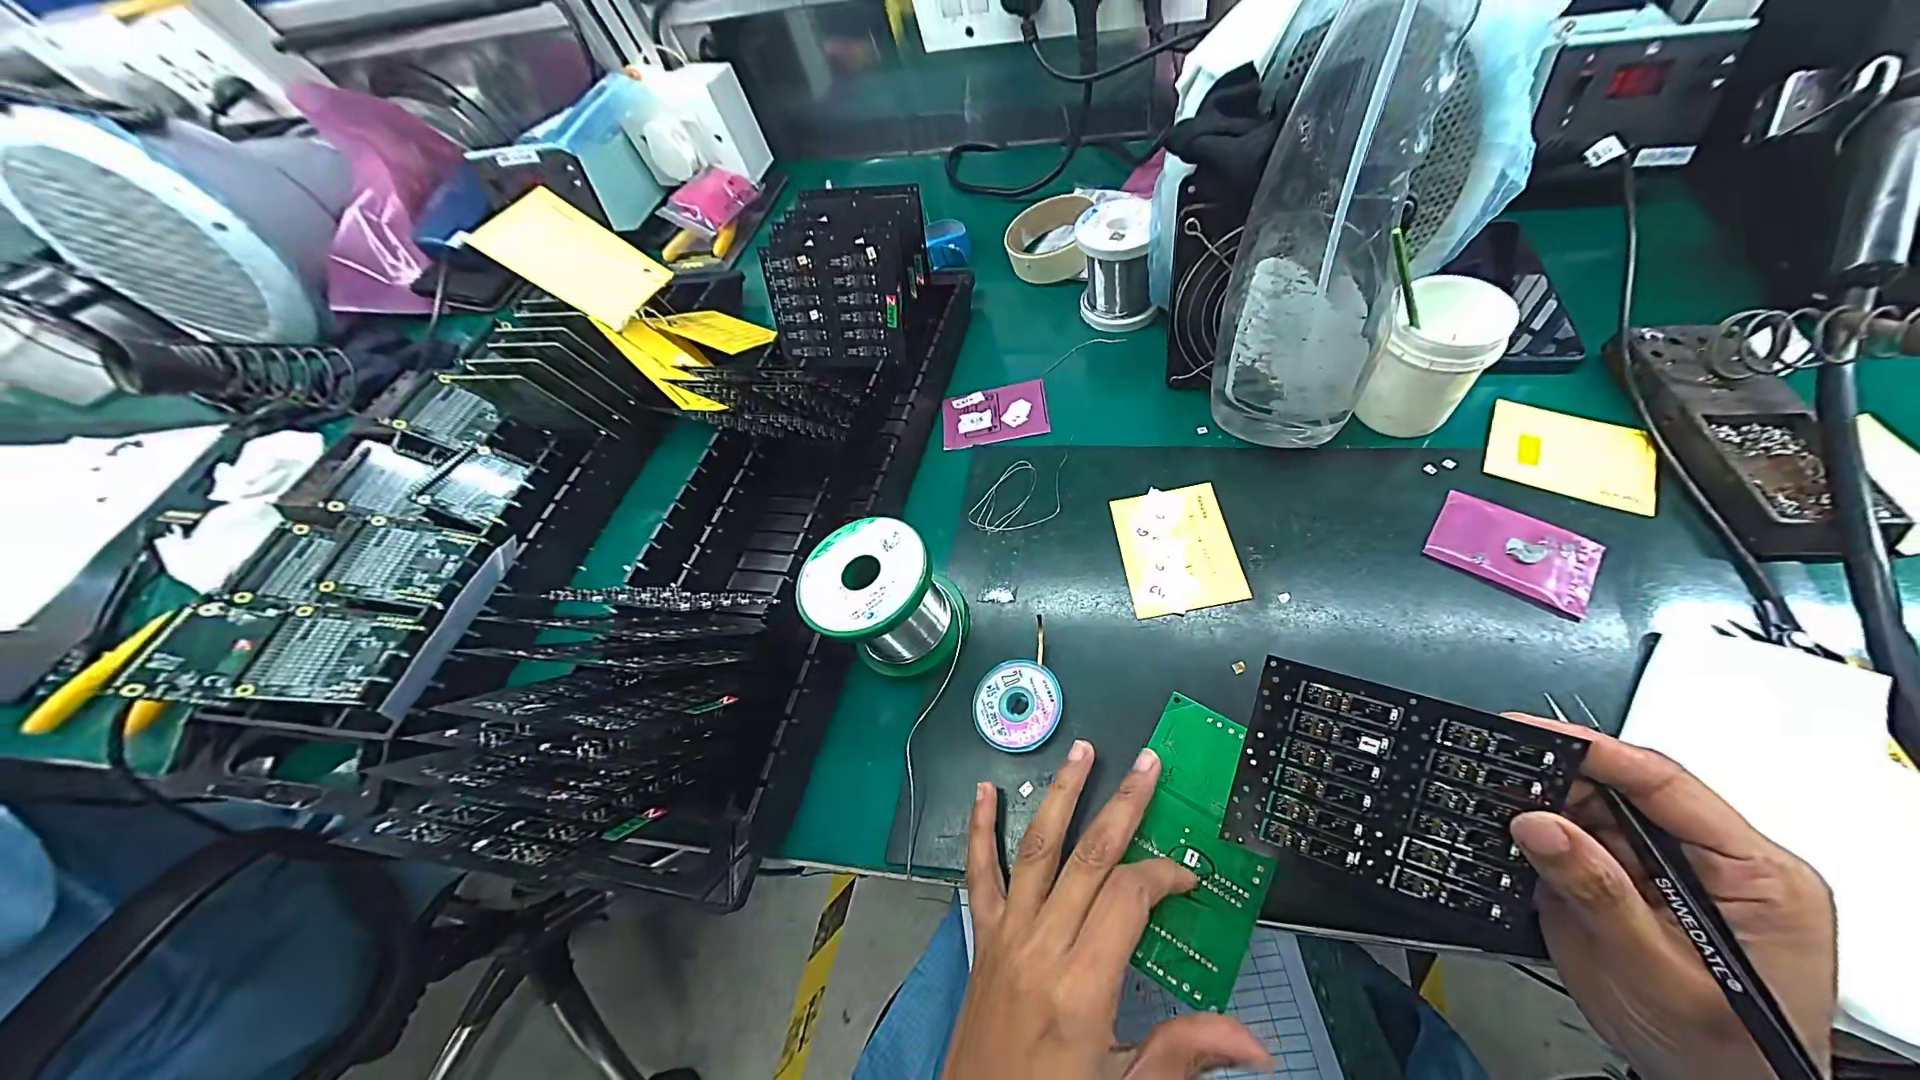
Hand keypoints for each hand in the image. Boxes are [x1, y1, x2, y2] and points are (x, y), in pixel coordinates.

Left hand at [943, 740, 1271, 1079]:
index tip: (1186, 874)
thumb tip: (1255, 1043)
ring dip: (1061, 794)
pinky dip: (980, 828)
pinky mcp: (982, 935)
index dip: (1162, 874)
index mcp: (1082, 984)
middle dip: (1124, 805)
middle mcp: (1042, 944)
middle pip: (1089, 856)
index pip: (1128, 897)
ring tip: (1081, 752)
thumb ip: (1185, 1053)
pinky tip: (983, 791)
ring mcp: (1007, 933)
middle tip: (1147, 763)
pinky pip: (980, 872)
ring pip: (1037, 847)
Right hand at [1505, 714, 1836, 1079]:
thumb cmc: (1725, 1052)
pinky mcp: (1616, 877)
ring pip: (1583, 808)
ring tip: (1492, 803)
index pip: (1665, 784)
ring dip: (1536, 805)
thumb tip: (1539, 825)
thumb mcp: (1658, 972)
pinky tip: (1506, 832)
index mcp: (1753, 874)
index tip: (1529, 732)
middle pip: (1616, 790)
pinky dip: (1530, 832)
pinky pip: (1565, 836)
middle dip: (1551, 778)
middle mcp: (1705, 860)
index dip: (1593, 750)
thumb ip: (1599, 894)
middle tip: (1494, 770)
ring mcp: (1656, 867)